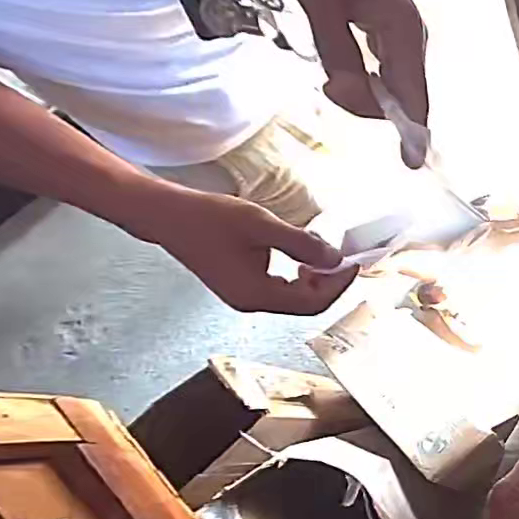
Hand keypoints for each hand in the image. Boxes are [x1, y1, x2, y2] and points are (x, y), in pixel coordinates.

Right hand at [135, 186, 359, 313]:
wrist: (165, 214)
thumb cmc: (209, 217)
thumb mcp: (263, 225)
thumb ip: (303, 245)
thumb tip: (335, 259)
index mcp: (257, 295)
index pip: (313, 302)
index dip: (338, 284)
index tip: (353, 263)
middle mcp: (251, 303)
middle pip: (307, 304)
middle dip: (330, 283)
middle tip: (344, 259)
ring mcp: (245, 297)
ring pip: (295, 298)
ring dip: (316, 280)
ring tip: (325, 256)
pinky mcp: (241, 286)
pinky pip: (281, 290)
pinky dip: (300, 277)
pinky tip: (304, 260)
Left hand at [279, 0, 429, 126]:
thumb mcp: (317, 2)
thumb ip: (338, 56)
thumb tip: (350, 97)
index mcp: (403, 29)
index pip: (412, 95)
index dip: (411, 132)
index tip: (411, 163)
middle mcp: (412, 35)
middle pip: (404, 94)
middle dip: (371, 105)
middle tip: (328, 88)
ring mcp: (403, 31)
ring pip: (394, 83)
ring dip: (366, 92)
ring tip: (330, 75)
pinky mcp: (390, 26)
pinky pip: (386, 67)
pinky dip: (368, 79)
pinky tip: (344, 69)